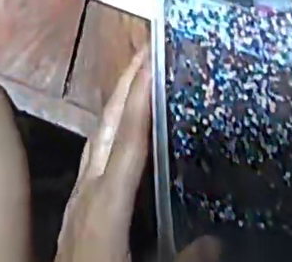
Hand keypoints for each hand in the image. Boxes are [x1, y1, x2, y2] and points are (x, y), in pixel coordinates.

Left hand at [56, 48, 219, 261]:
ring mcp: (79, 201)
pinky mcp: (78, 214)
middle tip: (148, 48)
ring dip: (119, 103)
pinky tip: (125, 136)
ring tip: (140, 78)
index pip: (128, 137)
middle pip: (109, 125)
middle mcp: (88, 193)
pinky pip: (98, 157)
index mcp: (105, 206)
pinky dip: (114, 132)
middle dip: (126, 84)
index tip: (153, 56)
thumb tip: (213, 241)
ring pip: (100, 137)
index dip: (141, 95)